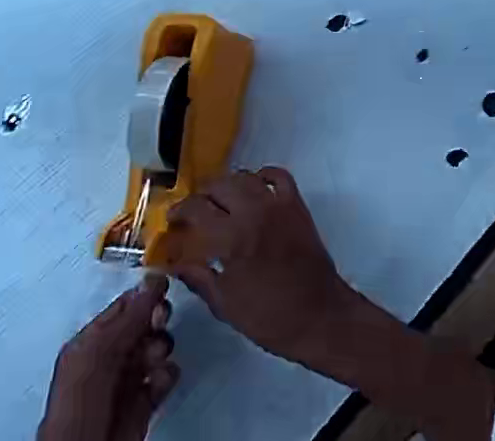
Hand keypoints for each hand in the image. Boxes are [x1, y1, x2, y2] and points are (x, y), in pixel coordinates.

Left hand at [38, 275, 179, 440]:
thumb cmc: (79, 405)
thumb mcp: (100, 352)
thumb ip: (127, 319)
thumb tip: (150, 283)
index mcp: (91, 341)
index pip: (122, 308)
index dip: (143, 295)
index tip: (165, 283)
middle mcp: (109, 358)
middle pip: (142, 326)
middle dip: (156, 320)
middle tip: (161, 321)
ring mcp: (126, 382)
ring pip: (154, 351)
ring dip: (161, 349)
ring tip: (156, 359)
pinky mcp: (142, 406)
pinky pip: (162, 380)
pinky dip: (167, 375)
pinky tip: (162, 379)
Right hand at [163, 168, 352, 368]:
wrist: (321, 318)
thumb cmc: (270, 318)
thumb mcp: (226, 304)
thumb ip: (198, 278)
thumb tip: (174, 264)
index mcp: (231, 237)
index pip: (196, 209)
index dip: (180, 212)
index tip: (173, 220)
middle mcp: (252, 212)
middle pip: (218, 186)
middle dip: (201, 197)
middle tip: (195, 212)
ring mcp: (276, 205)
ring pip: (244, 177)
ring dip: (227, 185)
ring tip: (220, 200)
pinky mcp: (296, 205)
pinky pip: (277, 175)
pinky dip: (263, 175)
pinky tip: (254, 186)